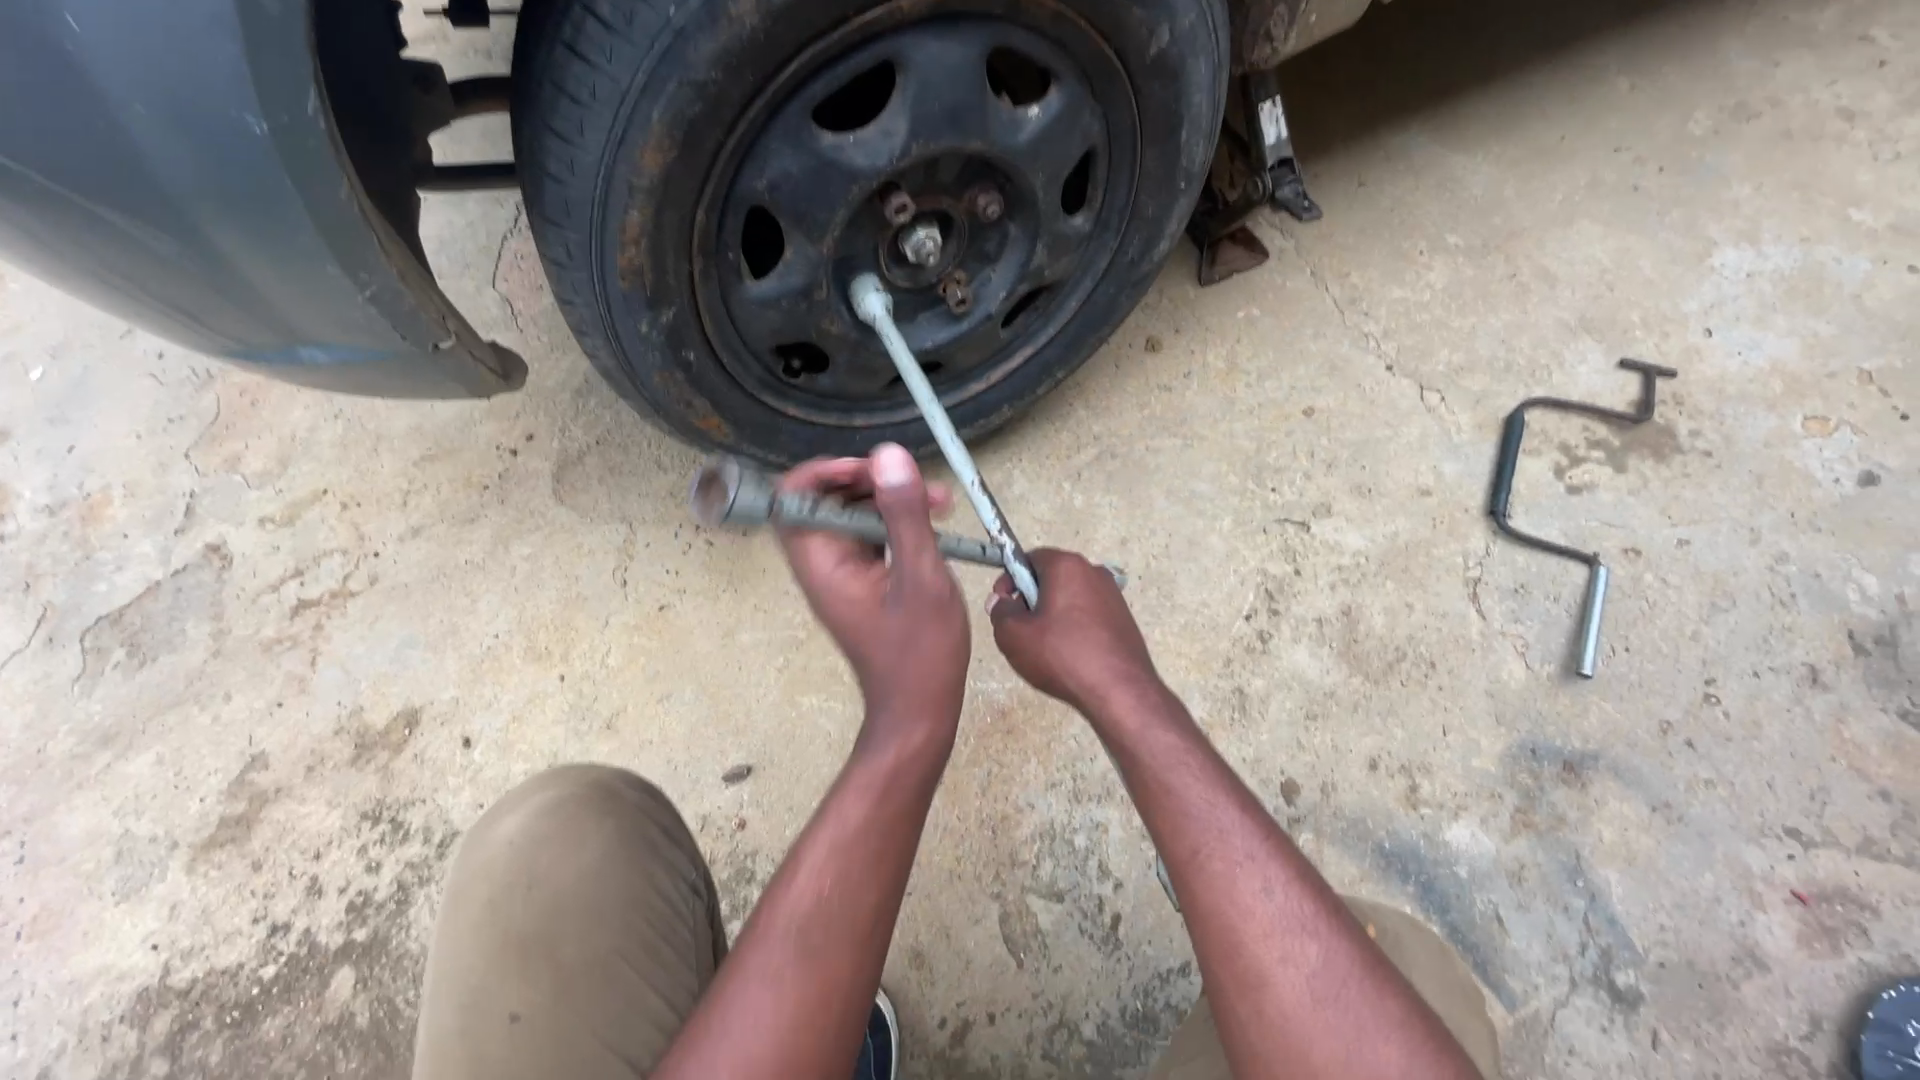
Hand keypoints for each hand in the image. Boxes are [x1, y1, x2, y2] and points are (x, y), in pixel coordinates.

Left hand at [776, 444, 970, 748]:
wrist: (920, 710)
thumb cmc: (920, 651)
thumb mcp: (920, 576)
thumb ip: (904, 514)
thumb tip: (889, 454)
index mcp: (821, 563)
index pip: (793, 498)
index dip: (824, 472)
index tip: (870, 469)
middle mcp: (823, 564)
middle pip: (826, 500)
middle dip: (869, 482)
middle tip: (914, 482)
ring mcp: (843, 574)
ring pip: (853, 516)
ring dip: (891, 500)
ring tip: (940, 501)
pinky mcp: (864, 582)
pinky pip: (871, 538)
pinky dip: (898, 524)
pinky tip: (935, 522)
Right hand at [988, 549, 1161, 716]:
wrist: (1120, 691)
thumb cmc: (1062, 656)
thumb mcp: (1013, 635)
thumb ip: (1000, 611)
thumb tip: (1002, 602)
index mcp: (1067, 566)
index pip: (1029, 558)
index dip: (1009, 579)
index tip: (1001, 604)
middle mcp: (1094, 572)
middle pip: (1052, 577)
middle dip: (1030, 598)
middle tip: (1019, 628)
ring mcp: (1113, 596)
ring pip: (1070, 598)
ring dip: (1052, 615)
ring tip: (1043, 647)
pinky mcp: (1124, 620)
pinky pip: (1088, 615)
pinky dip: (1073, 628)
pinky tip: (1068, 656)